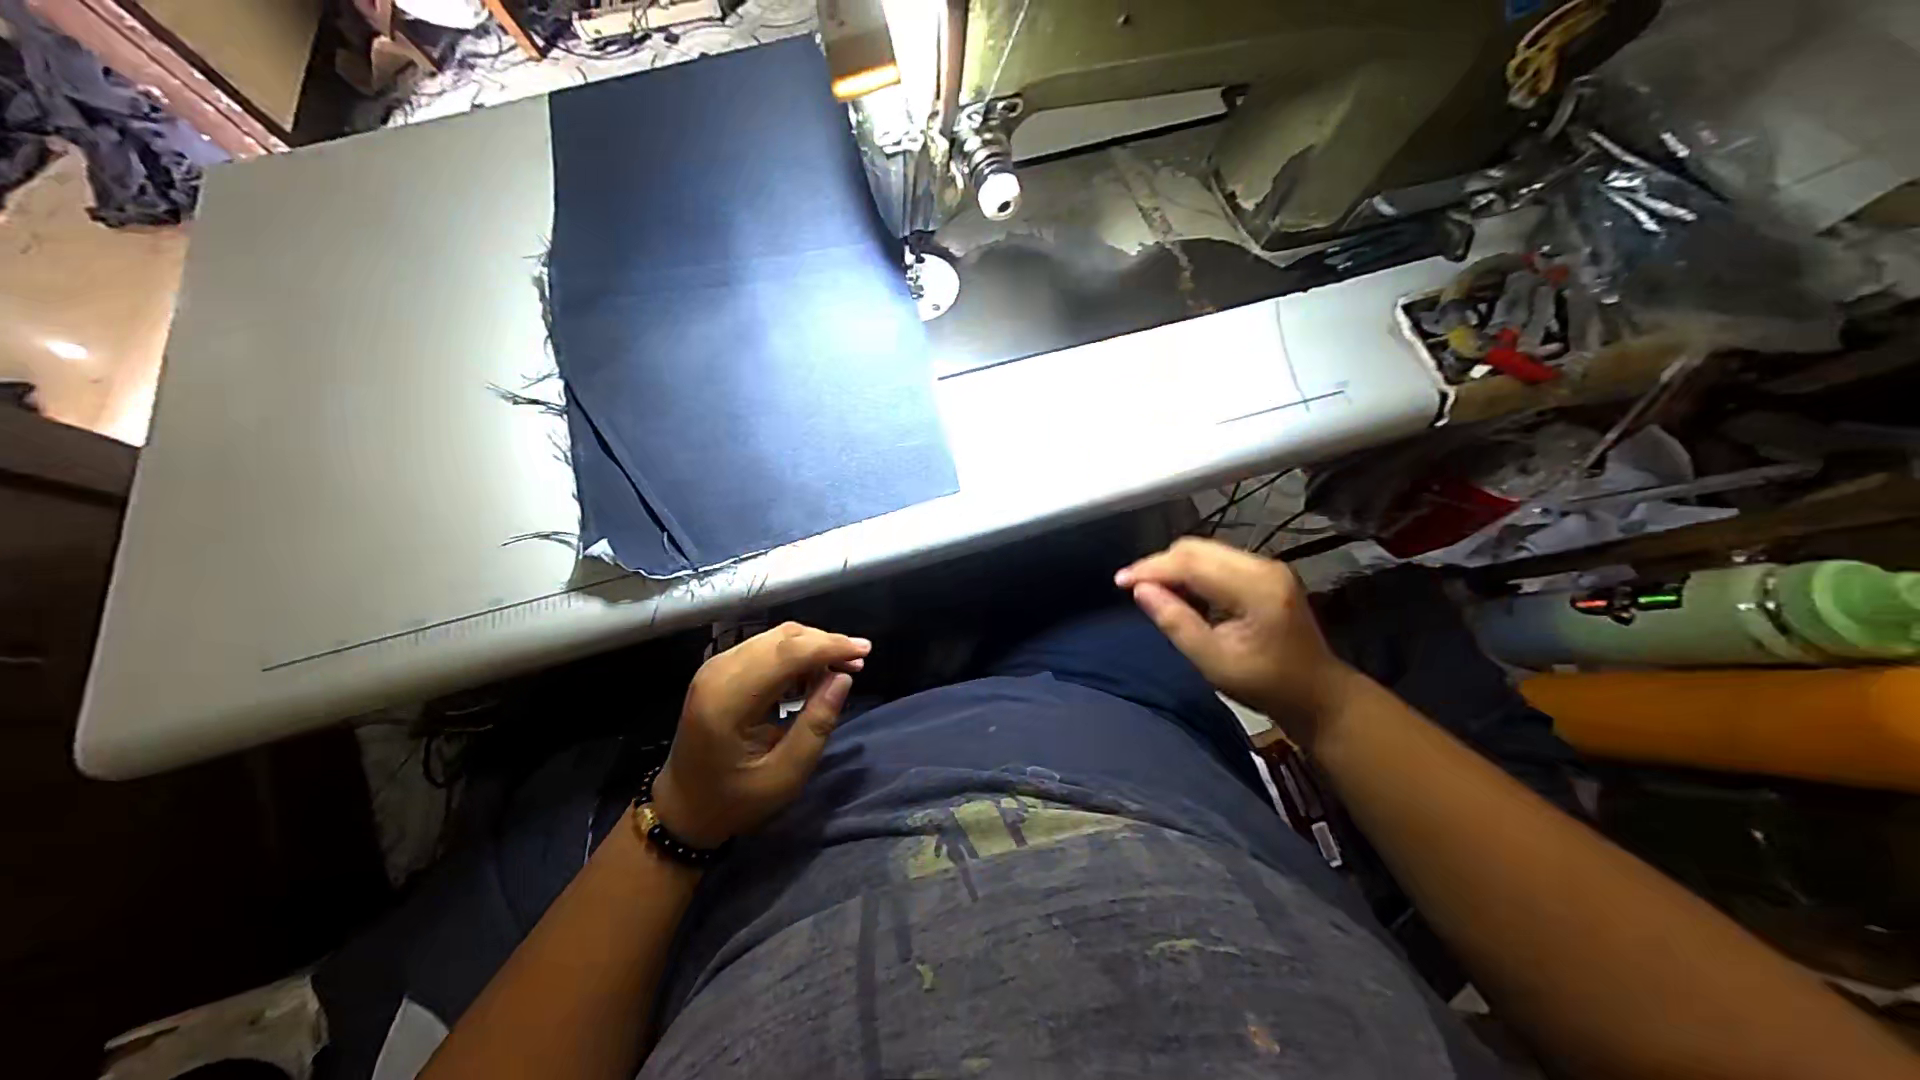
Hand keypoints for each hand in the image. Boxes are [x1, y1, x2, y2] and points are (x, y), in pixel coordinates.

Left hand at [651, 622, 870, 847]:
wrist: (683, 808)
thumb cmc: (735, 800)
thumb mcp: (785, 776)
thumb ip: (816, 725)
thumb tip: (843, 679)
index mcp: (727, 702)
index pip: (785, 654)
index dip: (829, 647)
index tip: (865, 651)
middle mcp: (717, 673)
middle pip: (782, 638)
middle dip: (825, 644)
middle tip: (858, 664)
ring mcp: (714, 667)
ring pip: (775, 637)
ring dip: (812, 646)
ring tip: (840, 670)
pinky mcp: (719, 669)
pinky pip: (765, 646)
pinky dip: (795, 653)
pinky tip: (812, 674)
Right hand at [1116, 537, 1359, 747]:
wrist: (1317, 693)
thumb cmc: (1266, 684)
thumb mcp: (1213, 661)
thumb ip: (1176, 622)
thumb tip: (1139, 590)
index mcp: (1256, 588)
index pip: (1192, 563)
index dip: (1151, 568)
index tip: (1120, 581)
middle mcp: (1264, 567)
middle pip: (1197, 549)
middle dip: (1160, 564)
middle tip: (1132, 587)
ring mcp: (1267, 567)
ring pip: (1205, 551)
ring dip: (1174, 566)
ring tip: (1150, 590)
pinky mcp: (1264, 572)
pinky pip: (1217, 560)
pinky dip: (1192, 571)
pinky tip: (1178, 591)